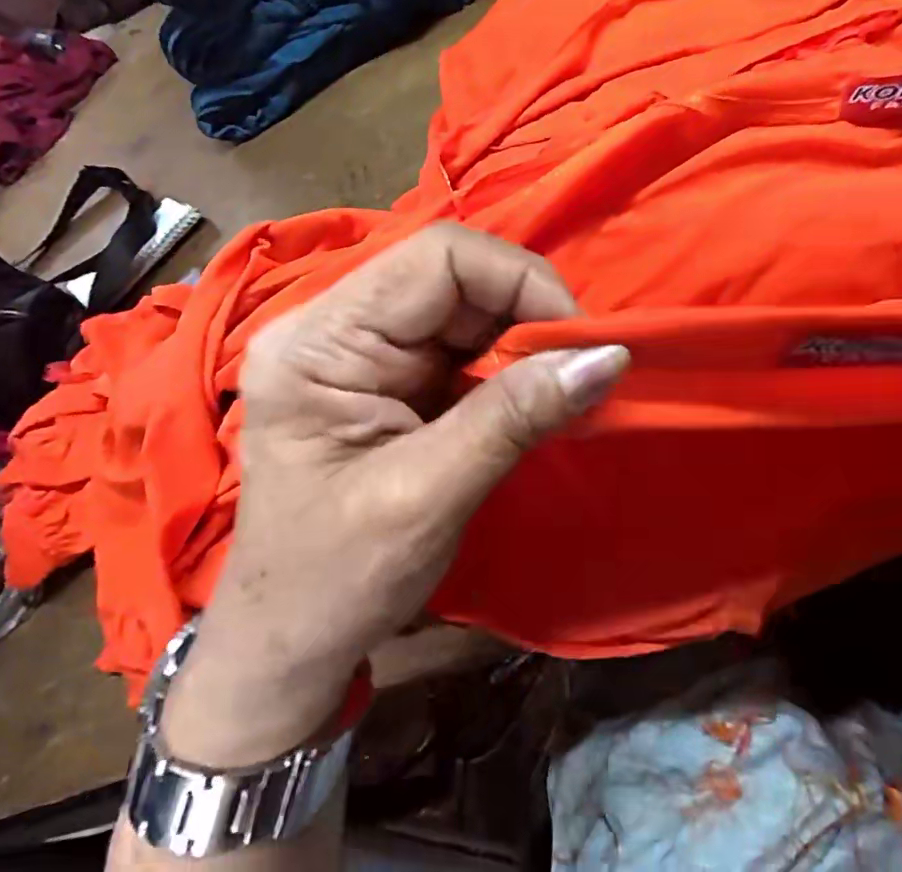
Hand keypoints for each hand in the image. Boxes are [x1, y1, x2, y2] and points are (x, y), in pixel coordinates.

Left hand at [159, 224, 628, 765]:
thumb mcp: (429, 496)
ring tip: (566, 390)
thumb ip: (516, 417)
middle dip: (531, 316)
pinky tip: (538, 401)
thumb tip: (609, 357)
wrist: (292, 642)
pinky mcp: (394, 381)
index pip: (439, 258)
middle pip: (458, 277)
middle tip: (582, 371)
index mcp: (320, 340)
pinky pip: (470, 349)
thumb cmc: (337, 579)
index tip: (579, 343)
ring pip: (472, 310)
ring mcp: (366, 353)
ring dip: (528, 344)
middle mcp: (339, 327)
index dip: (522, 282)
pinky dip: (515, 369)